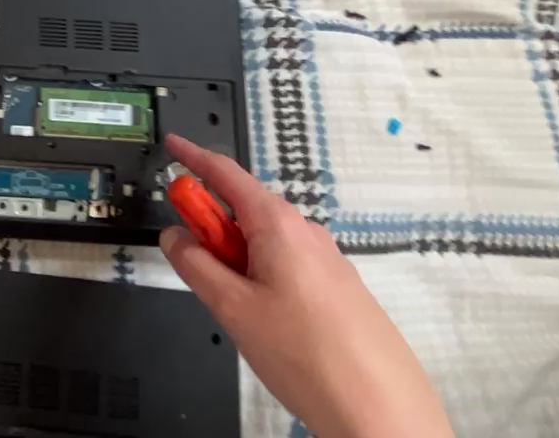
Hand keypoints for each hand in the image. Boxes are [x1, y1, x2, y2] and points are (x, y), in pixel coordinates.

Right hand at [160, 134, 452, 437]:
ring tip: (238, 311)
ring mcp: (328, 260)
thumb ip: (195, 265)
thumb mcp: (232, 308)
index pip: (225, 172)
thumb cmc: (307, 356)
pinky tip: (269, 324)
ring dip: (237, 259)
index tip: (173, 146)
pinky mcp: (340, 288)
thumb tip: (174, 236)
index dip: (193, 156)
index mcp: (278, 224)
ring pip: (265, 242)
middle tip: (197, 266)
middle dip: (212, 229)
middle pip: (244, 209)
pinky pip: (287, 264)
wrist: (385, 414)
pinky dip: (262, 276)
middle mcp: (306, 232)